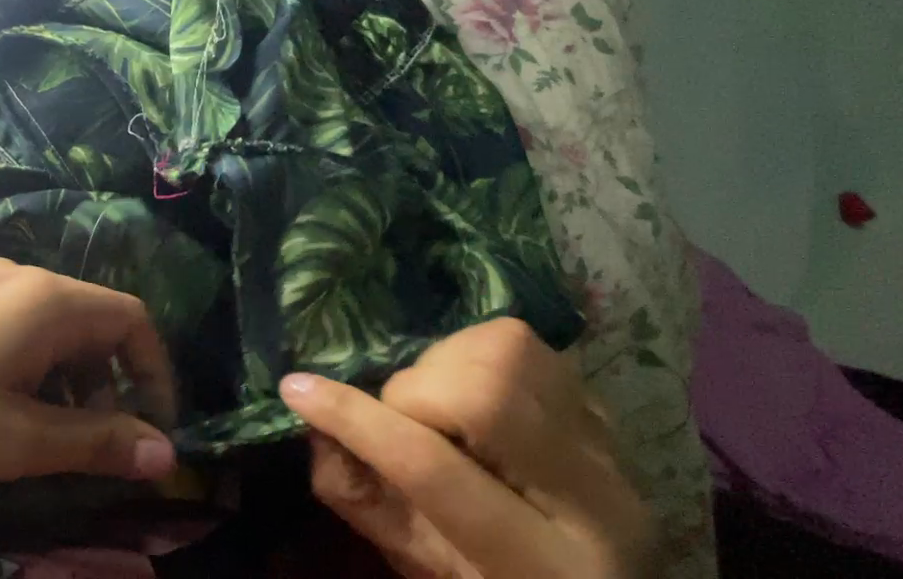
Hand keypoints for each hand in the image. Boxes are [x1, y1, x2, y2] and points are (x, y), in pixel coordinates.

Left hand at [0, 259, 179, 497]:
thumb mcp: (18, 441)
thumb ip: (97, 442)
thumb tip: (167, 454)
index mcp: (43, 298)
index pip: (131, 317)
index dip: (154, 374)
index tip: (150, 433)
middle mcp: (13, 273)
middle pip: (89, 317)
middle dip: (106, 380)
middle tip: (89, 444)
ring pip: (46, 322)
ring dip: (64, 376)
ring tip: (38, 433)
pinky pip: (8, 320)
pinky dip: (25, 362)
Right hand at [278, 319, 653, 578]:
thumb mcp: (416, 561)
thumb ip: (358, 495)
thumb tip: (310, 417)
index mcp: (536, 564)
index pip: (433, 470)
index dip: (355, 421)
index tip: (296, 388)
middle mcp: (592, 501)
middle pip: (483, 394)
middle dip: (413, 391)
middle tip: (397, 416)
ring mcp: (607, 447)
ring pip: (504, 351)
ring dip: (443, 364)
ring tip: (436, 403)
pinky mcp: (602, 409)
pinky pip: (524, 344)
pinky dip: (475, 353)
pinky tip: (471, 389)